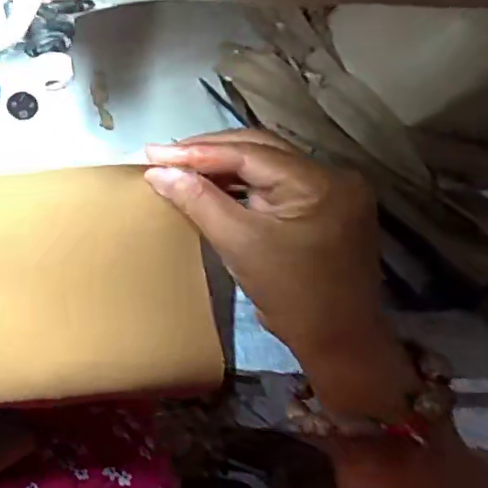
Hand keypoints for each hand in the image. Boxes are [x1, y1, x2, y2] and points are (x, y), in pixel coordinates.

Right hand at [143, 130, 393, 361]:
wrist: (336, 338)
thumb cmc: (289, 290)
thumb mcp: (237, 241)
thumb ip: (197, 199)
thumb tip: (157, 171)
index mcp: (320, 183)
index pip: (248, 153)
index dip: (195, 151)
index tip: (151, 153)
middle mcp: (332, 177)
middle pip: (258, 148)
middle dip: (205, 150)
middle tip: (160, 156)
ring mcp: (328, 192)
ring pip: (263, 162)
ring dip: (218, 163)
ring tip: (175, 166)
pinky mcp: (318, 207)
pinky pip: (269, 182)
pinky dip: (234, 180)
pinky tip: (205, 184)